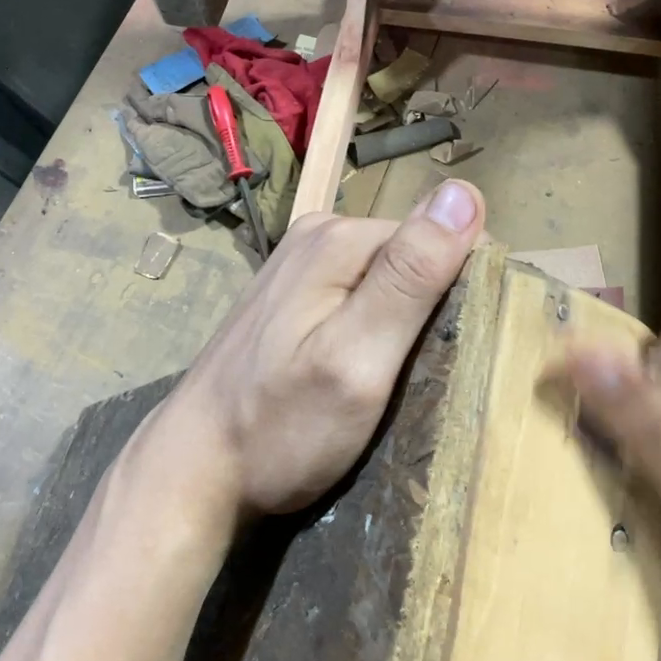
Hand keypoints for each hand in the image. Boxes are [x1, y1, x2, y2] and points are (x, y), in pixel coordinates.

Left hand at [167, 180, 485, 516]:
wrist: (196, 467)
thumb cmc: (280, 426)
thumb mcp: (356, 359)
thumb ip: (408, 278)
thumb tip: (464, 192)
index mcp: (339, 238)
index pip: (439, 238)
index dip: (463, 292)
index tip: (459, 352)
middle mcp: (318, 236)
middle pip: (412, 257)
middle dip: (432, 310)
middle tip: (425, 377)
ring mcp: (300, 266)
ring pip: (388, 280)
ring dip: (405, 325)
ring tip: (396, 382)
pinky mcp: (293, 297)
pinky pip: (358, 297)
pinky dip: (375, 331)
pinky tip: (365, 373)